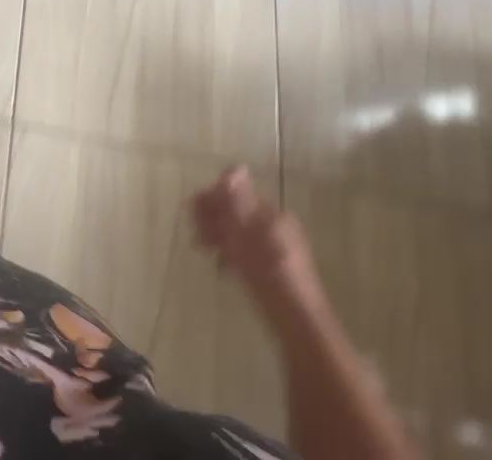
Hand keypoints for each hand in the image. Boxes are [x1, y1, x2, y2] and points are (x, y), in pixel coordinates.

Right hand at [190, 166, 325, 316]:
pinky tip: (223, 268)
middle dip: (212, 219)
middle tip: (198, 239)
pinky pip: (245, 249)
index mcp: (271, 214)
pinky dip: (231, 253)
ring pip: (238, 231)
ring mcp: (276, 246)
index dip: (212, 199)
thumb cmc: (268, 275)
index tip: (193, 216)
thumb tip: (234, 167)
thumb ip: (237, 202)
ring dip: (218, 236)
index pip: (236, 192)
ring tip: (205, 252)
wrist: (297, 322)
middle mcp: (276, 225)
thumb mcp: (247, 236)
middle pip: (236, 211)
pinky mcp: (273, 266)